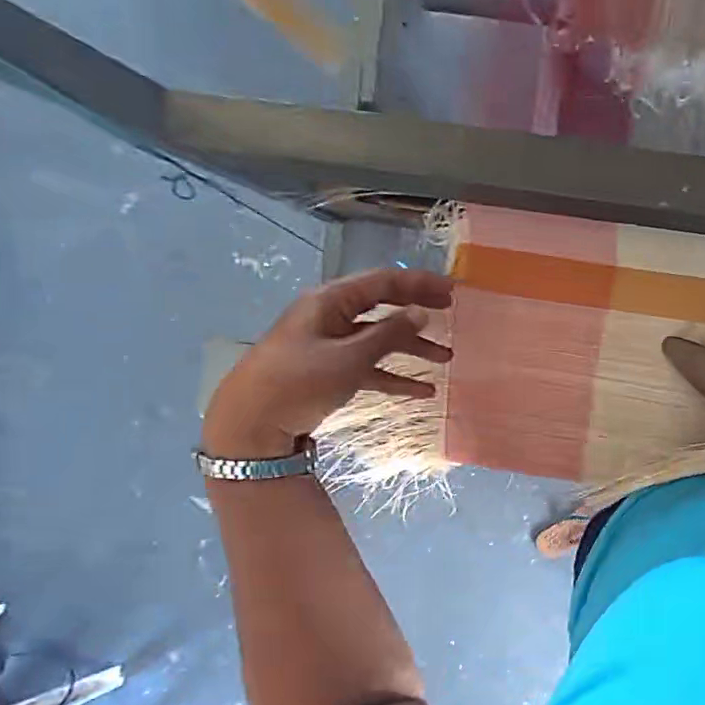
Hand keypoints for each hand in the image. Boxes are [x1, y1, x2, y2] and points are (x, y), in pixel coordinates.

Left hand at [202, 269, 453, 457]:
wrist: (252, 423)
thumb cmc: (299, 382)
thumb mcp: (349, 358)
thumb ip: (388, 334)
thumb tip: (421, 313)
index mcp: (331, 301)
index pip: (383, 282)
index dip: (420, 284)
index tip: (453, 292)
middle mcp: (332, 316)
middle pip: (384, 308)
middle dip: (419, 313)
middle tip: (453, 316)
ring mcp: (331, 345)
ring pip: (380, 340)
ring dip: (413, 349)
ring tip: (446, 359)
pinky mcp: (330, 372)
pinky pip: (370, 368)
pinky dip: (395, 376)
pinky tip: (423, 392)